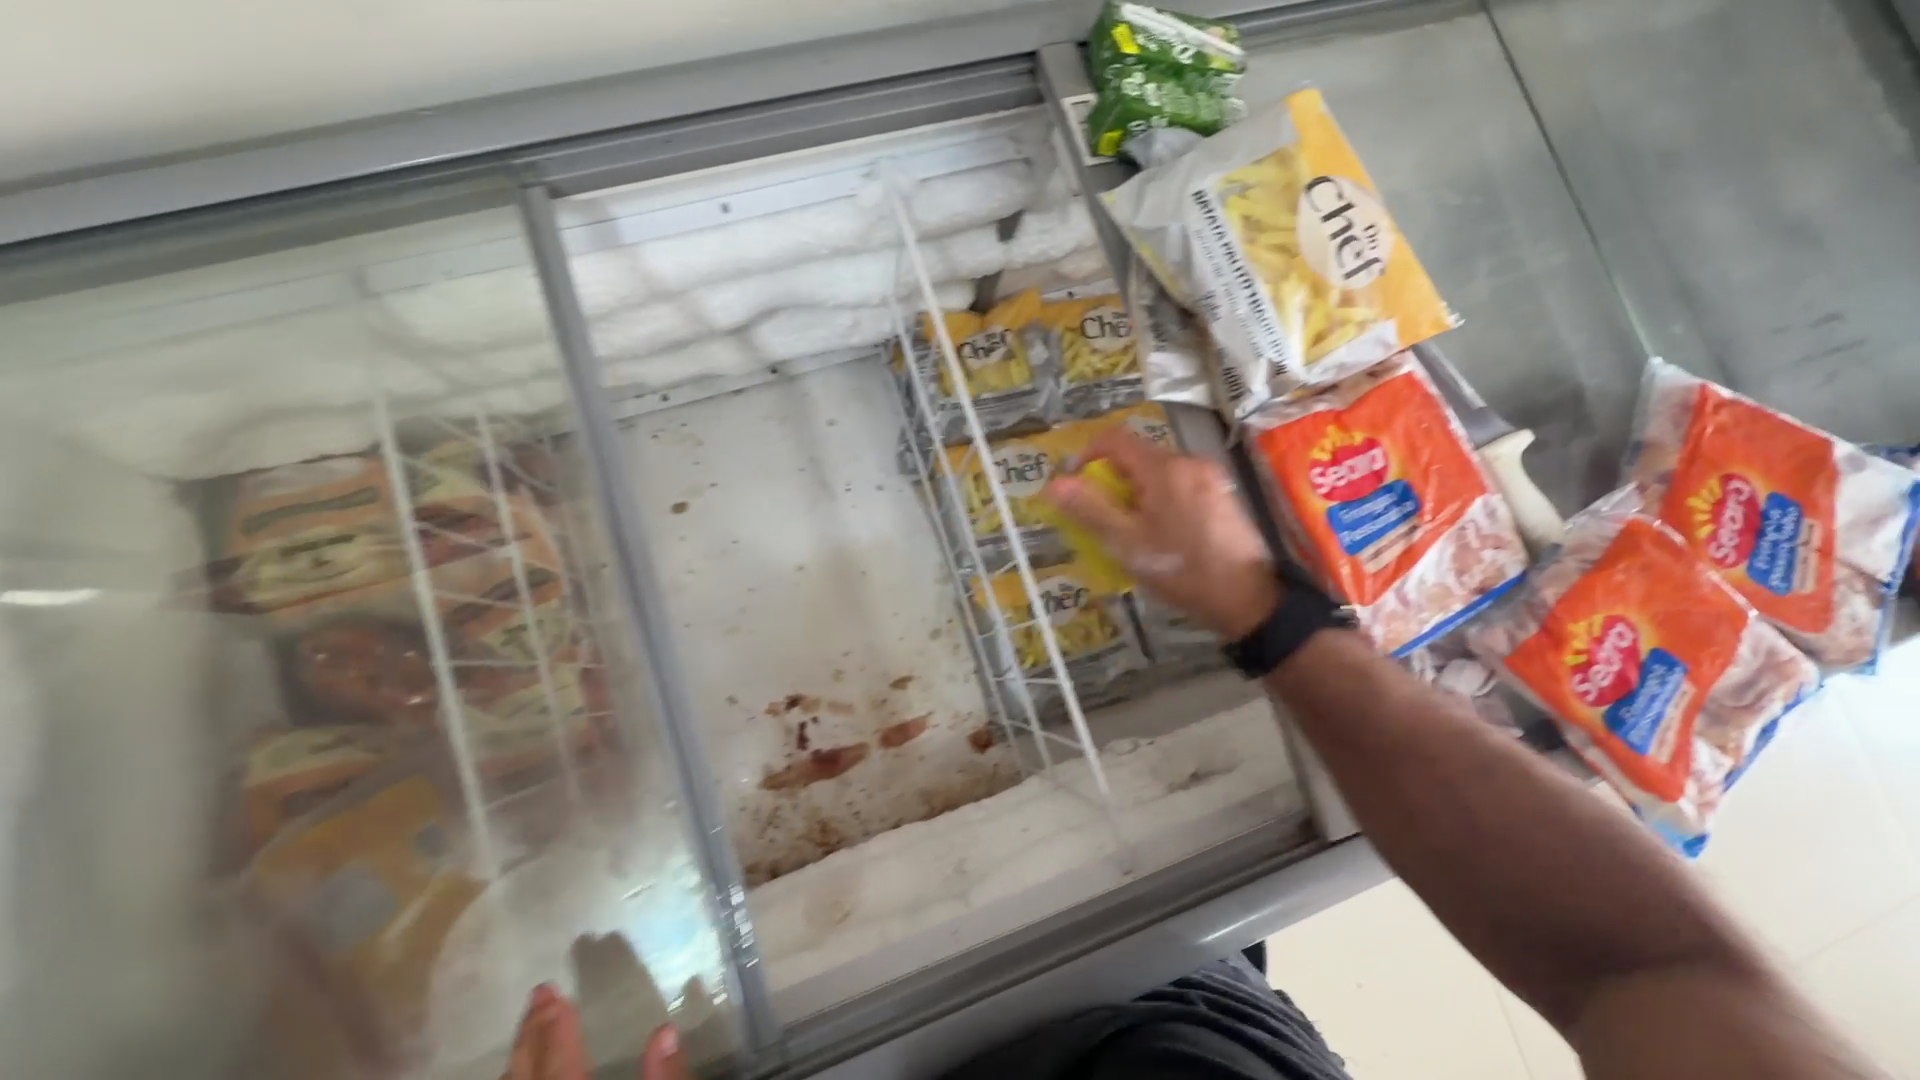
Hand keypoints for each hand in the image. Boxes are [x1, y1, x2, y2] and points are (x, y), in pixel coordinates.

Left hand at [505, 984, 687, 1079]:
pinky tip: (523, 1070)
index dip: (556, 1029)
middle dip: (532, 1033)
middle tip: (540, 993)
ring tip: (529, 1025)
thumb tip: (667, 1031)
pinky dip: (518, 1078)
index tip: (552, 991)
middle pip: (526, 1075)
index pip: (560, 1066)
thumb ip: (667, 1079)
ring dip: (519, 1057)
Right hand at [1045, 429, 1281, 640]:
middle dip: (1112, 481)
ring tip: (1130, 531)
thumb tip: (1054, 484)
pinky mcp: (1222, 494)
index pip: (1114, 439)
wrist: (1249, 599)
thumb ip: (1090, 510)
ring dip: (1135, 492)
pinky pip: (1179, 484)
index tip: (1075, 486)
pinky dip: (1159, 498)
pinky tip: (1161, 533)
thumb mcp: (1128, 544)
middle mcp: (1189, 461)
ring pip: (1158, 472)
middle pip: (1137, 455)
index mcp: (1165, 468)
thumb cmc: (1183, 571)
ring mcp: (1210, 477)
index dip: (1086, 456)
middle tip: (1102, 519)